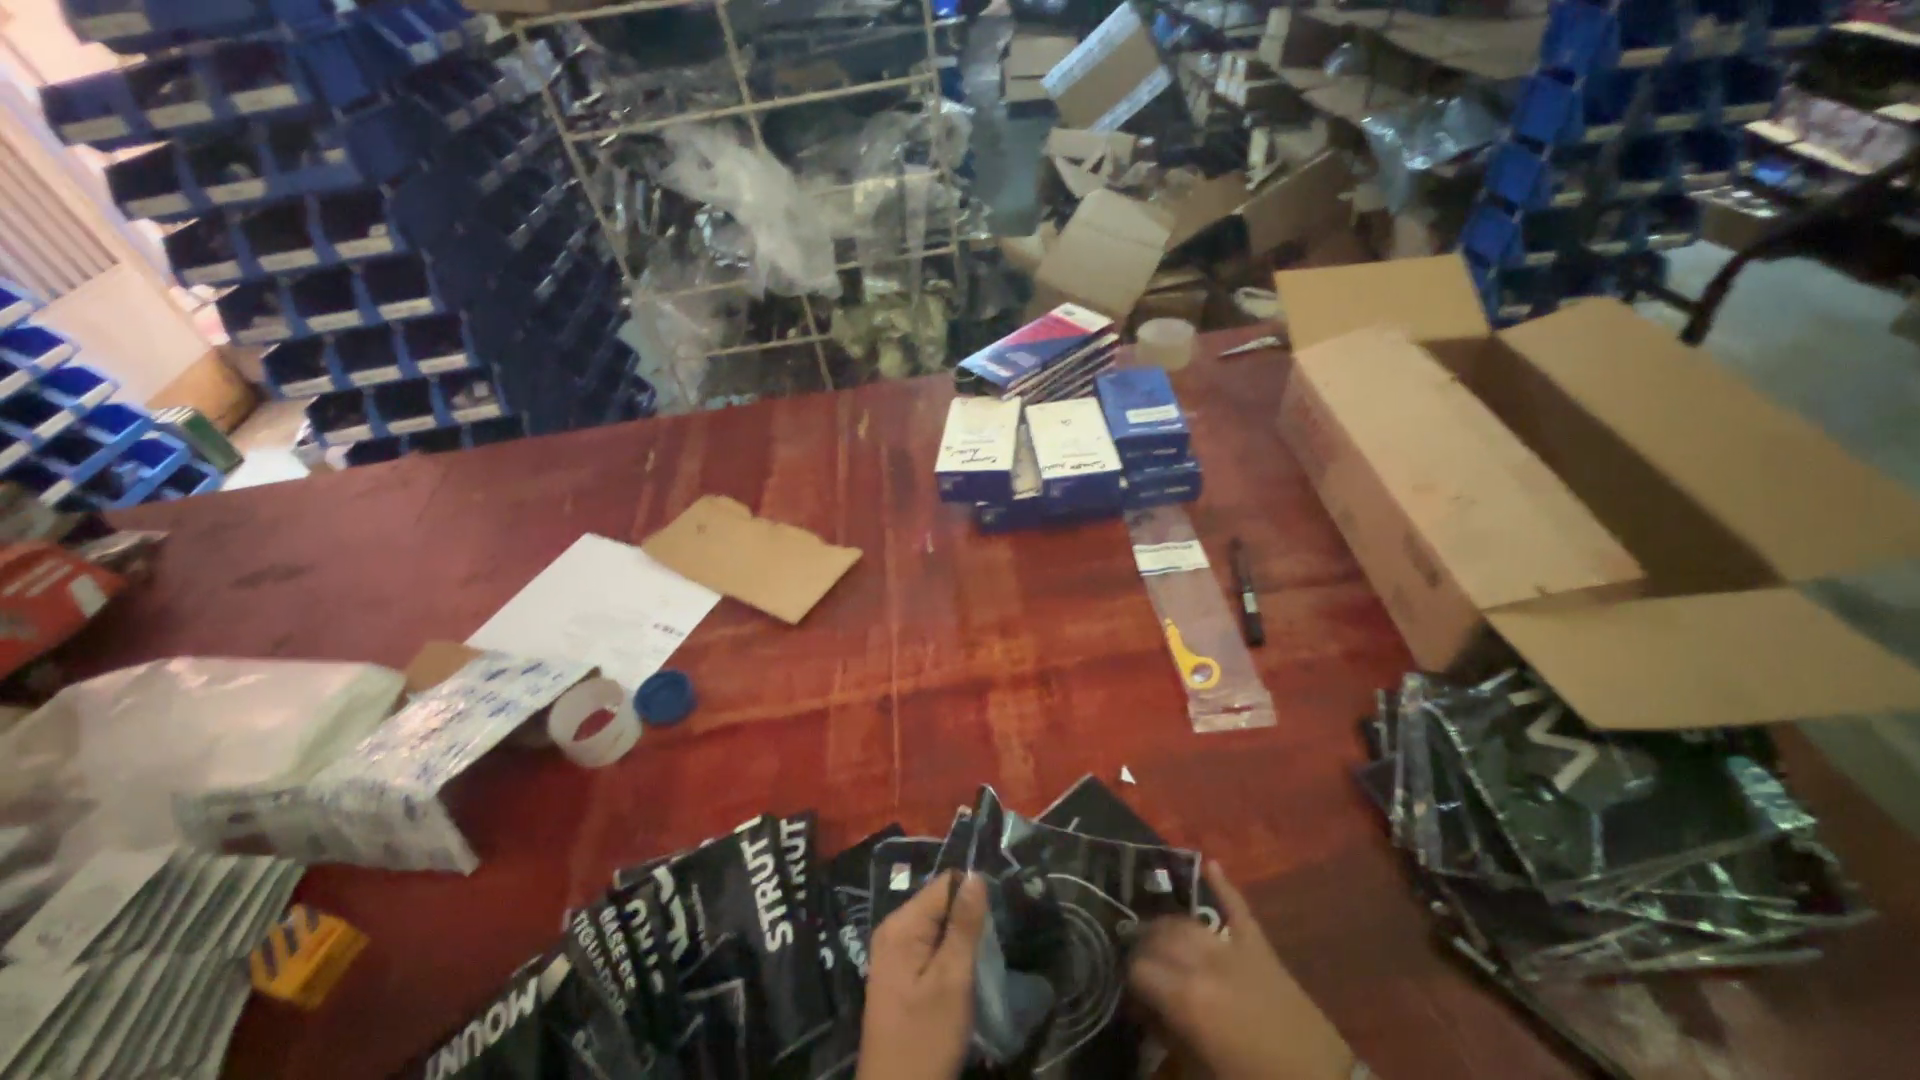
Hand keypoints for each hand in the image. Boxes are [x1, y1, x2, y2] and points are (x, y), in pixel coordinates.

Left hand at [856, 872, 987, 1079]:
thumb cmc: (926, 1037)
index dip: (974, 894)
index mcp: (901, 925)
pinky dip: (951, 954)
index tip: (999, 917)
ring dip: (962, 938)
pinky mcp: (901, 973)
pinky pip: (931, 946)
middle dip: (969, 918)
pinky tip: (966, 973)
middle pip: (941, 903)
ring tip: (985, 957)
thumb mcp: (952, 980)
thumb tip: (976, 876)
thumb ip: (964, 926)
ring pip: (939, 926)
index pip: (945, 884)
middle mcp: (893, 930)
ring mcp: (894, 953)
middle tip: (994, 943)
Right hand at [1129, 861, 1355, 1079]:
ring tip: (1157, 939)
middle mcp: (1204, 963)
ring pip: (1185, 921)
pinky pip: (1237, 907)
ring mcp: (1233, 949)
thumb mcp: (1200, 1071)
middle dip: (1142, 950)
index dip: (1129, 981)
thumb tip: (1148, 1012)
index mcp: (1186, 999)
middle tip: (1140, 969)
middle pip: (1157, 938)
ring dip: (1166, 926)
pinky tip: (1209, 864)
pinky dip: (1222, 885)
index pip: (1138, 969)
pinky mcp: (1260, 947)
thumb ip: (1168, 1035)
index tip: (1131, 997)